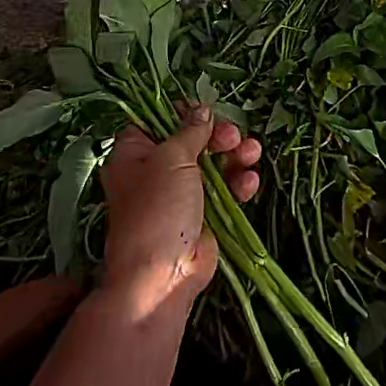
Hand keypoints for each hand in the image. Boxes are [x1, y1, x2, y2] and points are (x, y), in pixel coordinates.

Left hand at [98, 103, 261, 317]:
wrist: (162, 276)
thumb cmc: (157, 209)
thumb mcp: (171, 160)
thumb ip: (190, 132)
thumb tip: (201, 109)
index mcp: (135, 153)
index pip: (157, 120)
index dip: (182, 113)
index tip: (205, 109)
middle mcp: (155, 170)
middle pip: (191, 141)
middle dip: (217, 136)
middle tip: (233, 136)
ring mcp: (180, 194)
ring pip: (212, 164)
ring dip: (234, 156)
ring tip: (251, 152)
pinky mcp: (202, 215)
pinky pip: (223, 191)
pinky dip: (237, 184)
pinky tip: (248, 182)